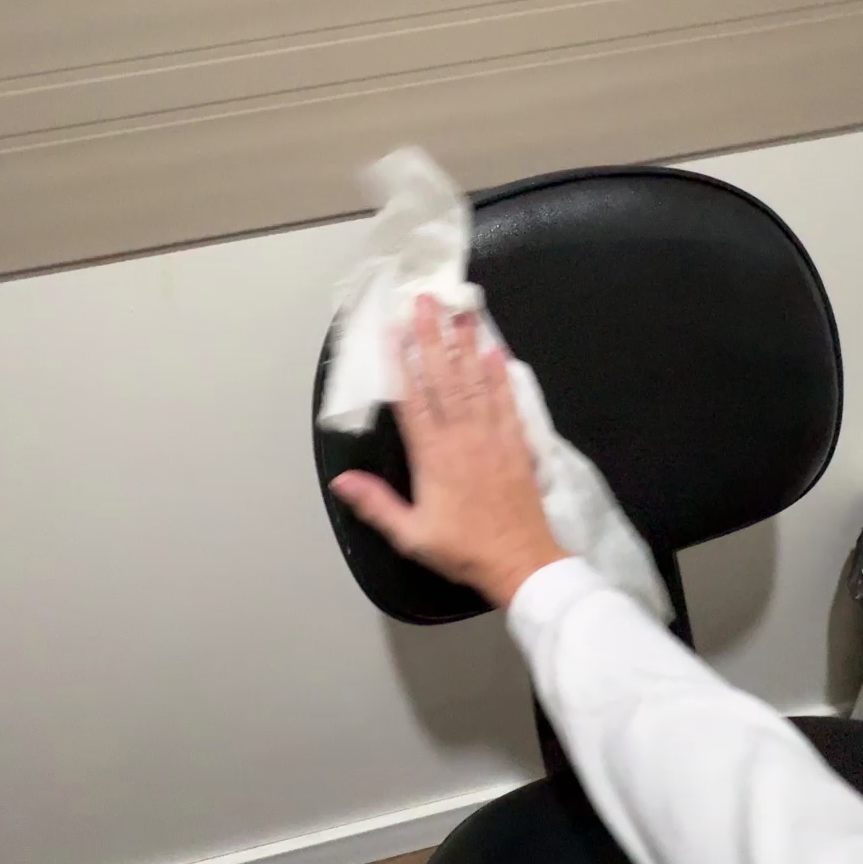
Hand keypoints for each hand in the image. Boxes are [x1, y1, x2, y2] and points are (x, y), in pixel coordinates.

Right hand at [329, 295, 567, 607]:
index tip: (394, 329)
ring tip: (462, 313)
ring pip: (476, 381)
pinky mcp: (516, 442)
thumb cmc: (464, 549)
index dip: (401, 361)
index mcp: (433, 456)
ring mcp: (493, 436)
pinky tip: (496, 352)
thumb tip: (341, 480)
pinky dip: (500, 375)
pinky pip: (506, 400)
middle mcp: (463, 437)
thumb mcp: (411, 535)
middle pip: (445, 378)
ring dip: (467, 345)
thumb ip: (376, 504)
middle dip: (434, 337)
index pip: (412, 399)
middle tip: (428, 301)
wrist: (521, 561)